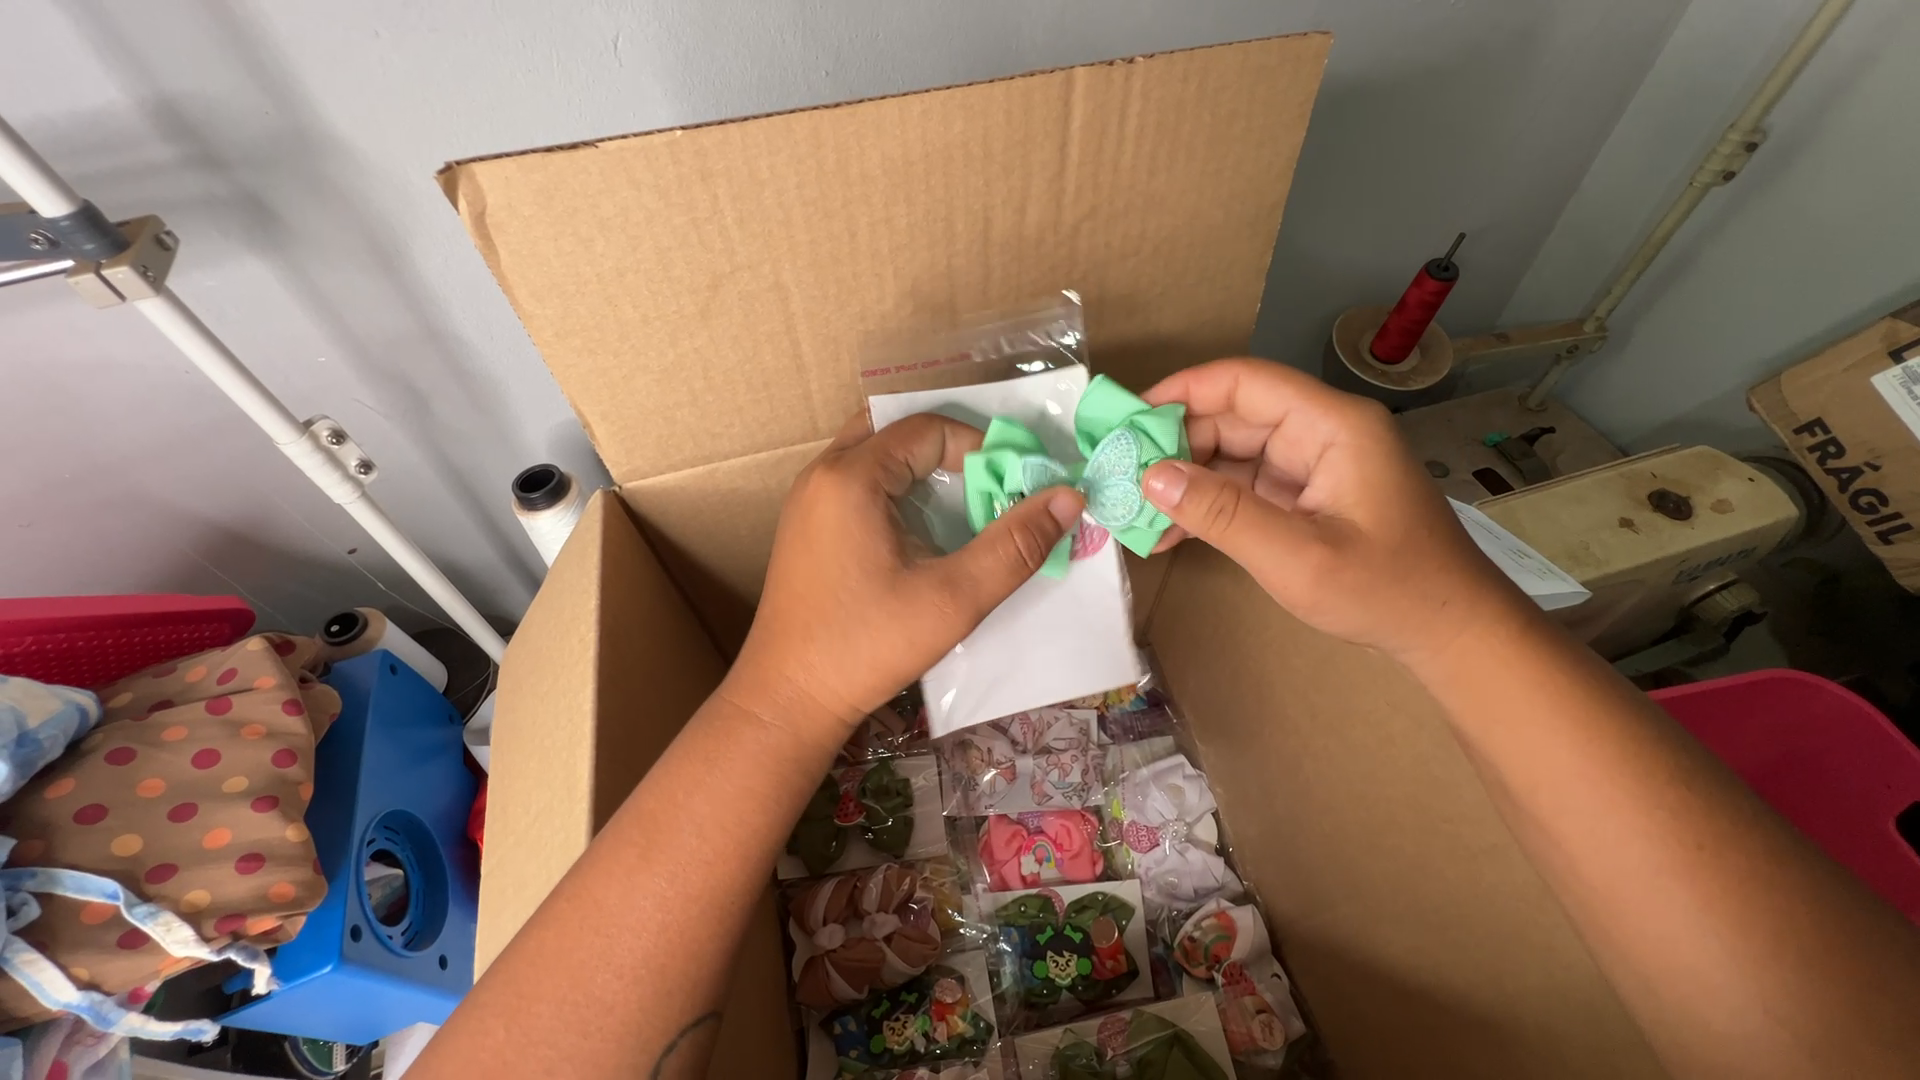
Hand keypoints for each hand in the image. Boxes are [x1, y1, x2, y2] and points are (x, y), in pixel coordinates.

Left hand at [726, 411, 1084, 735]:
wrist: (787, 699)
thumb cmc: (866, 647)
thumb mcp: (953, 598)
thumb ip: (1014, 546)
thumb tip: (1068, 497)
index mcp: (851, 477)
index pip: (928, 429)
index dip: (980, 447)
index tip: (1016, 484)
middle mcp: (822, 475)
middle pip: (896, 431)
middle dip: (949, 449)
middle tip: (990, 483)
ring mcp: (807, 501)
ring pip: (874, 455)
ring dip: (921, 468)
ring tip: (966, 505)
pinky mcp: (806, 529)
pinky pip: (857, 483)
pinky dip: (896, 489)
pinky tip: (923, 532)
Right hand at [1139, 358, 1529, 663]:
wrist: (1449, 632)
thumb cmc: (1385, 590)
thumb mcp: (1296, 556)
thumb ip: (1221, 513)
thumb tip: (1150, 475)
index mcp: (1330, 425)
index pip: (1242, 382)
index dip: (1181, 392)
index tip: (1126, 419)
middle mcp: (1319, 433)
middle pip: (1230, 417)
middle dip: (1173, 444)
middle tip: (1119, 476)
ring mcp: (1311, 465)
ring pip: (1230, 453)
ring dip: (1184, 479)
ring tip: (1134, 508)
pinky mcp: (1304, 496)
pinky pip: (1243, 486)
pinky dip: (1206, 504)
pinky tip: (1167, 531)